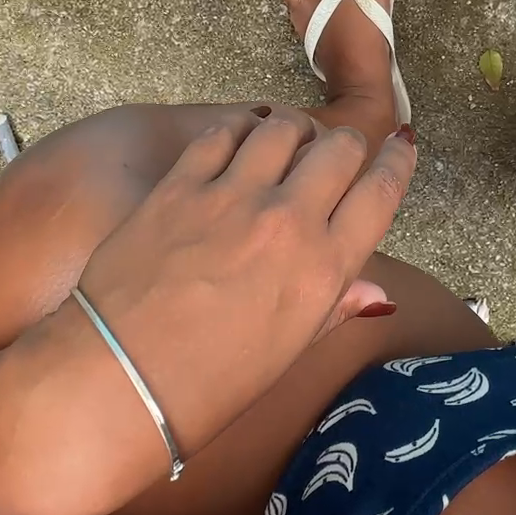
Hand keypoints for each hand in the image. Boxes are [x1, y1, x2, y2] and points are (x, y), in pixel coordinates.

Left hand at [69, 110, 414, 460]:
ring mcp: (232, 197)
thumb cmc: (209, 387)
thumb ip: (334, 307)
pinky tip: (238, 138)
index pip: (381, 192)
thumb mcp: (287, 352)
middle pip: (340, 147)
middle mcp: (288, 221)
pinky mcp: (180, 184)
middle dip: (348, 143)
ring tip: (286, 141)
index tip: (402, 144)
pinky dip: (239, 128)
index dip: (398, 160)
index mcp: (323, 268)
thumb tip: (378, 293)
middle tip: (335, 153)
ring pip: (284, 126)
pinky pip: (223, 133)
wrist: (114, 386)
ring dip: (294, 129)